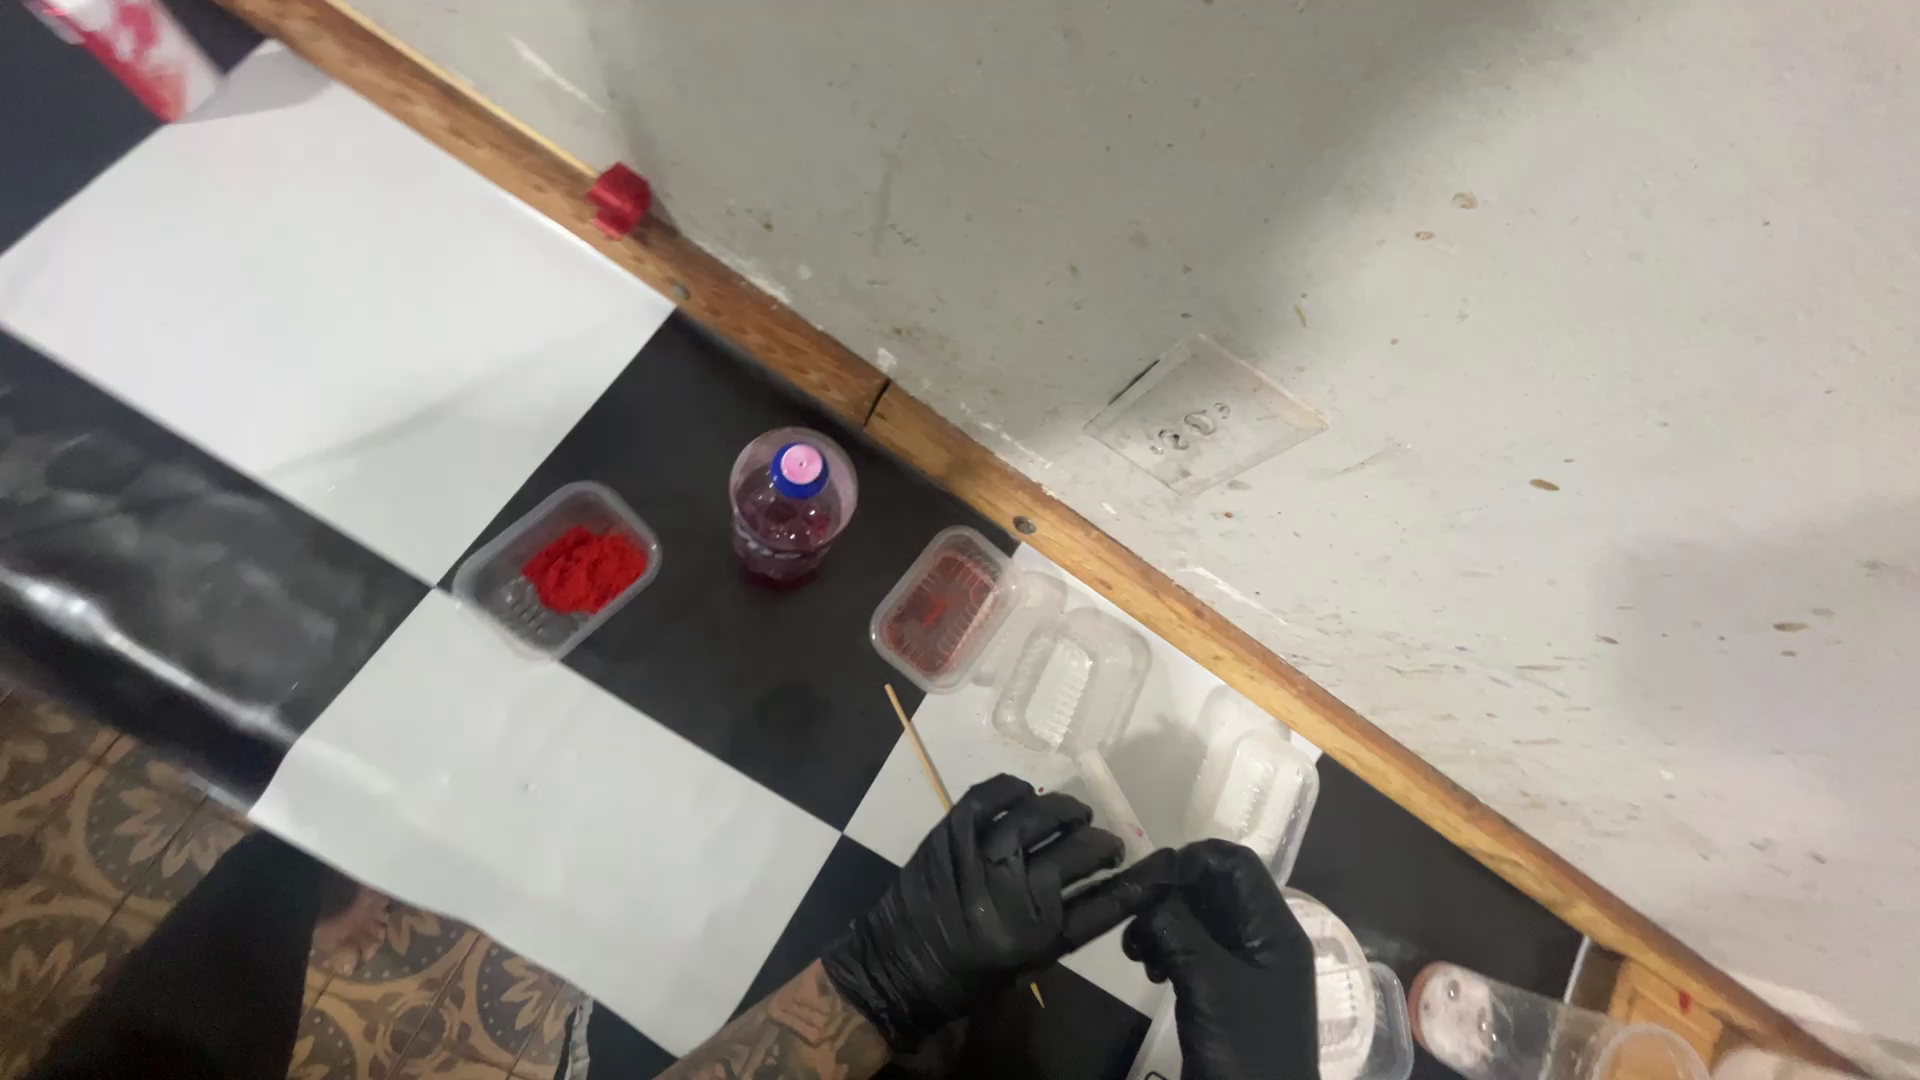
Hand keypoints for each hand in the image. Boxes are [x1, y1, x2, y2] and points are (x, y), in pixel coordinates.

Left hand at [823, 774, 1174, 1049]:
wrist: (901, 965)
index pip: (1105, 902)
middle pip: (1076, 853)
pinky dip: (1013, 788)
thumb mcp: (1030, 959)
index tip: (1163, 863)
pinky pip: (990, 794)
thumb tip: (1108, 882)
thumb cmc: (971, 972)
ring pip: (1038, 816)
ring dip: (1064, 810)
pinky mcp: (951, 831)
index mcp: (1036, 934)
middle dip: (1100, 843)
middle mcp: (1012, 891)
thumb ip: (1070, 919)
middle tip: (1104, 840)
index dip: (1140, 881)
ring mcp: (978, 854)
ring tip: (1073, 813)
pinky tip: (1026, 795)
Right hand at [1122, 839, 1320, 1079]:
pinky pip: (1191, 946)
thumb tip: (1145, 889)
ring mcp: (1243, 966)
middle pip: (1213, 887)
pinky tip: (1147, 967)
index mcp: (1274, 929)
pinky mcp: (1223, 989)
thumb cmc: (1244, 1051)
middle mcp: (1262, 938)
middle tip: (1133, 912)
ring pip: (1197, 915)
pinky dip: (1165, 946)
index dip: (1194, 859)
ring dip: (1162, 921)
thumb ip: (1176, 925)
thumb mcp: (1208, 981)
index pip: (1236, 863)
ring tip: (1135, 947)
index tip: (1152, 878)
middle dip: (1170, 893)